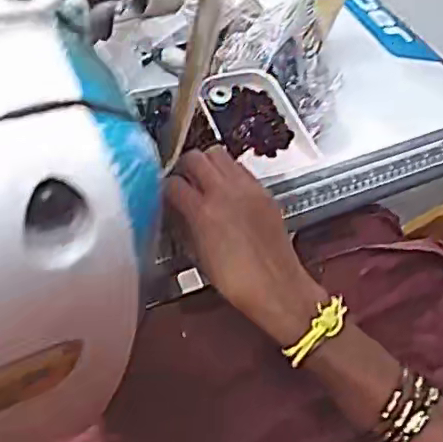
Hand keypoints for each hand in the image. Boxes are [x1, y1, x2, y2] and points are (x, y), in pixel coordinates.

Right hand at [163, 148, 328, 345]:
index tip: (164, 194)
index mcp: (204, 212)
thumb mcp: (199, 255)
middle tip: (182, 180)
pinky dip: (228, 173)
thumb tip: (177, 212)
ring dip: (207, 164)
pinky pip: (241, 168)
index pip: (173, 183)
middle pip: (195, 157)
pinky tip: (227, 191)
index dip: (165, 188)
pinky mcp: (264, 191)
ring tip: (204, 181)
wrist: (278, 287)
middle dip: (184, 167)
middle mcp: (225, 192)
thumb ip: (185, 226)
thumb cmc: (238, 282)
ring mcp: (248, 188)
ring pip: (219, 154)